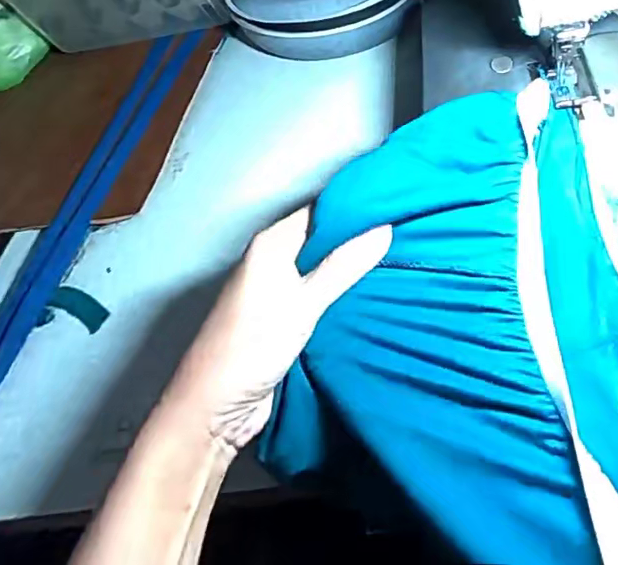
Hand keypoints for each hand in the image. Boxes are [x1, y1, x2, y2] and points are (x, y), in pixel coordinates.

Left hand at [162, 212, 391, 449]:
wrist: (210, 416)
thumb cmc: (250, 351)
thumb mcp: (302, 305)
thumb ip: (343, 266)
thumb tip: (386, 227)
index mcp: (271, 244)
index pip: (323, 208)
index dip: (358, 204)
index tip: (397, 202)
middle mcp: (274, 257)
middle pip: (326, 233)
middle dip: (362, 231)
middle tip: (406, 225)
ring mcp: (279, 285)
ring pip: (327, 260)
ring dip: (356, 258)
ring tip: (400, 249)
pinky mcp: (287, 311)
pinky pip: (324, 285)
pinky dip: (346, 282)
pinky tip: (374, 283)